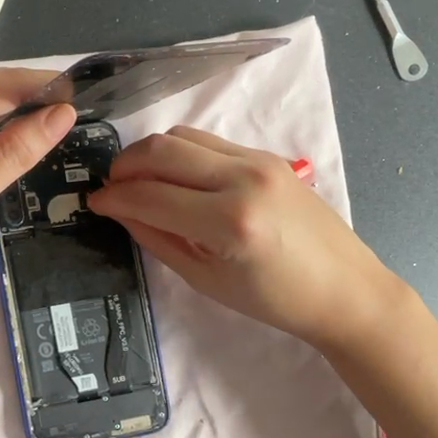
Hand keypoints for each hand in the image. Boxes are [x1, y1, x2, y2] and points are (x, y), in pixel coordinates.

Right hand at [87, 127, 408, 353]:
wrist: (344, 288)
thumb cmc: (274, 300)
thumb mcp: (205, 279)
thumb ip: (158, 240)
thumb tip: (120, 212)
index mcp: (227, 222)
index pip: (150, 196)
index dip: (113, 198)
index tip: (93, 203)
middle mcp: (243, 179)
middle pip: (161, 151)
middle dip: (124, 167)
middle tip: (110, 188)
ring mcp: (258, 161)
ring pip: (182, 136)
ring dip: (150, 154)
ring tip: (137, 181)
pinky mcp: (268, 155)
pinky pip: (209, 142)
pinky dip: (180, 153)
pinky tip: (174, 178)